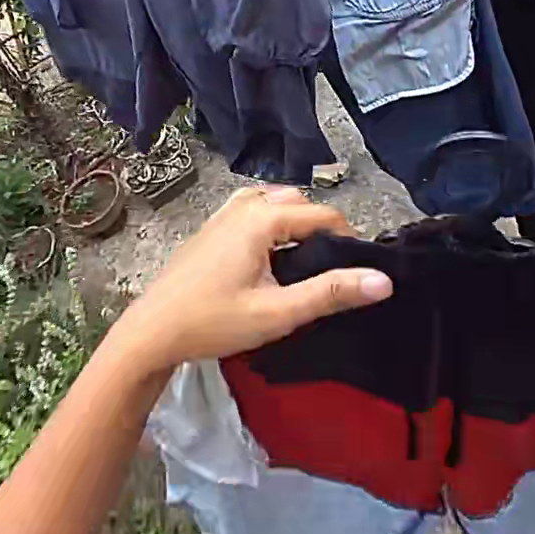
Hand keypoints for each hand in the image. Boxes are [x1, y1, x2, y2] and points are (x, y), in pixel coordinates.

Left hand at [107, 186, 392, 377]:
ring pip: (275, 201)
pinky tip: (269, 252)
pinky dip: (271, 220)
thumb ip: (331, 293)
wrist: (152, 332)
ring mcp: (224, 212)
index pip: (323, 215)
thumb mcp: (278, 313)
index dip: (347, 239)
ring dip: (295, 222)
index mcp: (262, 218)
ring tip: (302, 260)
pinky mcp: (212, 225)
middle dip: (321, 228)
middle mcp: (244, 204)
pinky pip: (253, 207)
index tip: (355, 269)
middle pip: (300, 202)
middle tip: (329, 268)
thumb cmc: (214, 322)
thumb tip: (382, 280)